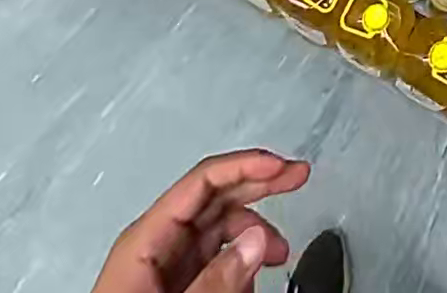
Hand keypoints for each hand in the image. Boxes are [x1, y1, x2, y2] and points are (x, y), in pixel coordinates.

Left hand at [90, 149, 309, 292]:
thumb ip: (215, 283)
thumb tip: (258, 239)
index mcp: (146, 240)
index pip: (201, 182)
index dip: (244, 166)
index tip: (281, 168)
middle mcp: (158, 243)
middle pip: (215, 196)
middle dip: (259, 184)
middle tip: (300, 176)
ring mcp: (167, 267)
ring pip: (220, 228)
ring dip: (254, 232)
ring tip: (280, 254)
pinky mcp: (176, 288)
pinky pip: (215, 260)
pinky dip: (240, 263)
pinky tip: (253, 281)